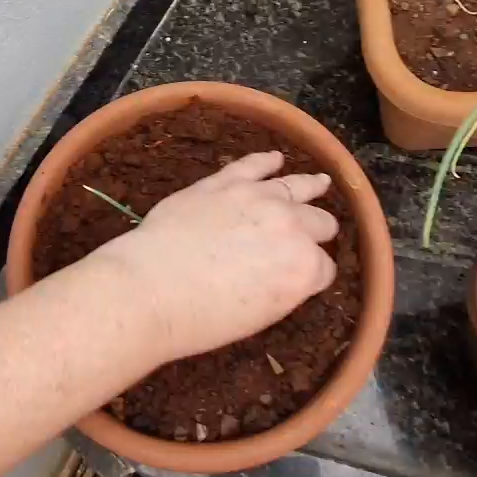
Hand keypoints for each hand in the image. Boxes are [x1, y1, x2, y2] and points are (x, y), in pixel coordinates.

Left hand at [86, 151, 339, 362]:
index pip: (324, 269)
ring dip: (310, 186)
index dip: (314, 275)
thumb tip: (282, 273)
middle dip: (317, 232)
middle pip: (319, 223)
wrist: (151, 287)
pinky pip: (252, 165)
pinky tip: (275, 159)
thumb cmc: (201, 317)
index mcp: (304, 268)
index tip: (304, 278)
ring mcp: (257, 198)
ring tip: (320, 182)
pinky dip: (266, 161)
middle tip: (312, 236)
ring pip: (296, 186)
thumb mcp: (259, 315)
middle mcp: (290, 227)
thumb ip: (282, 287)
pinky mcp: (223, 183)